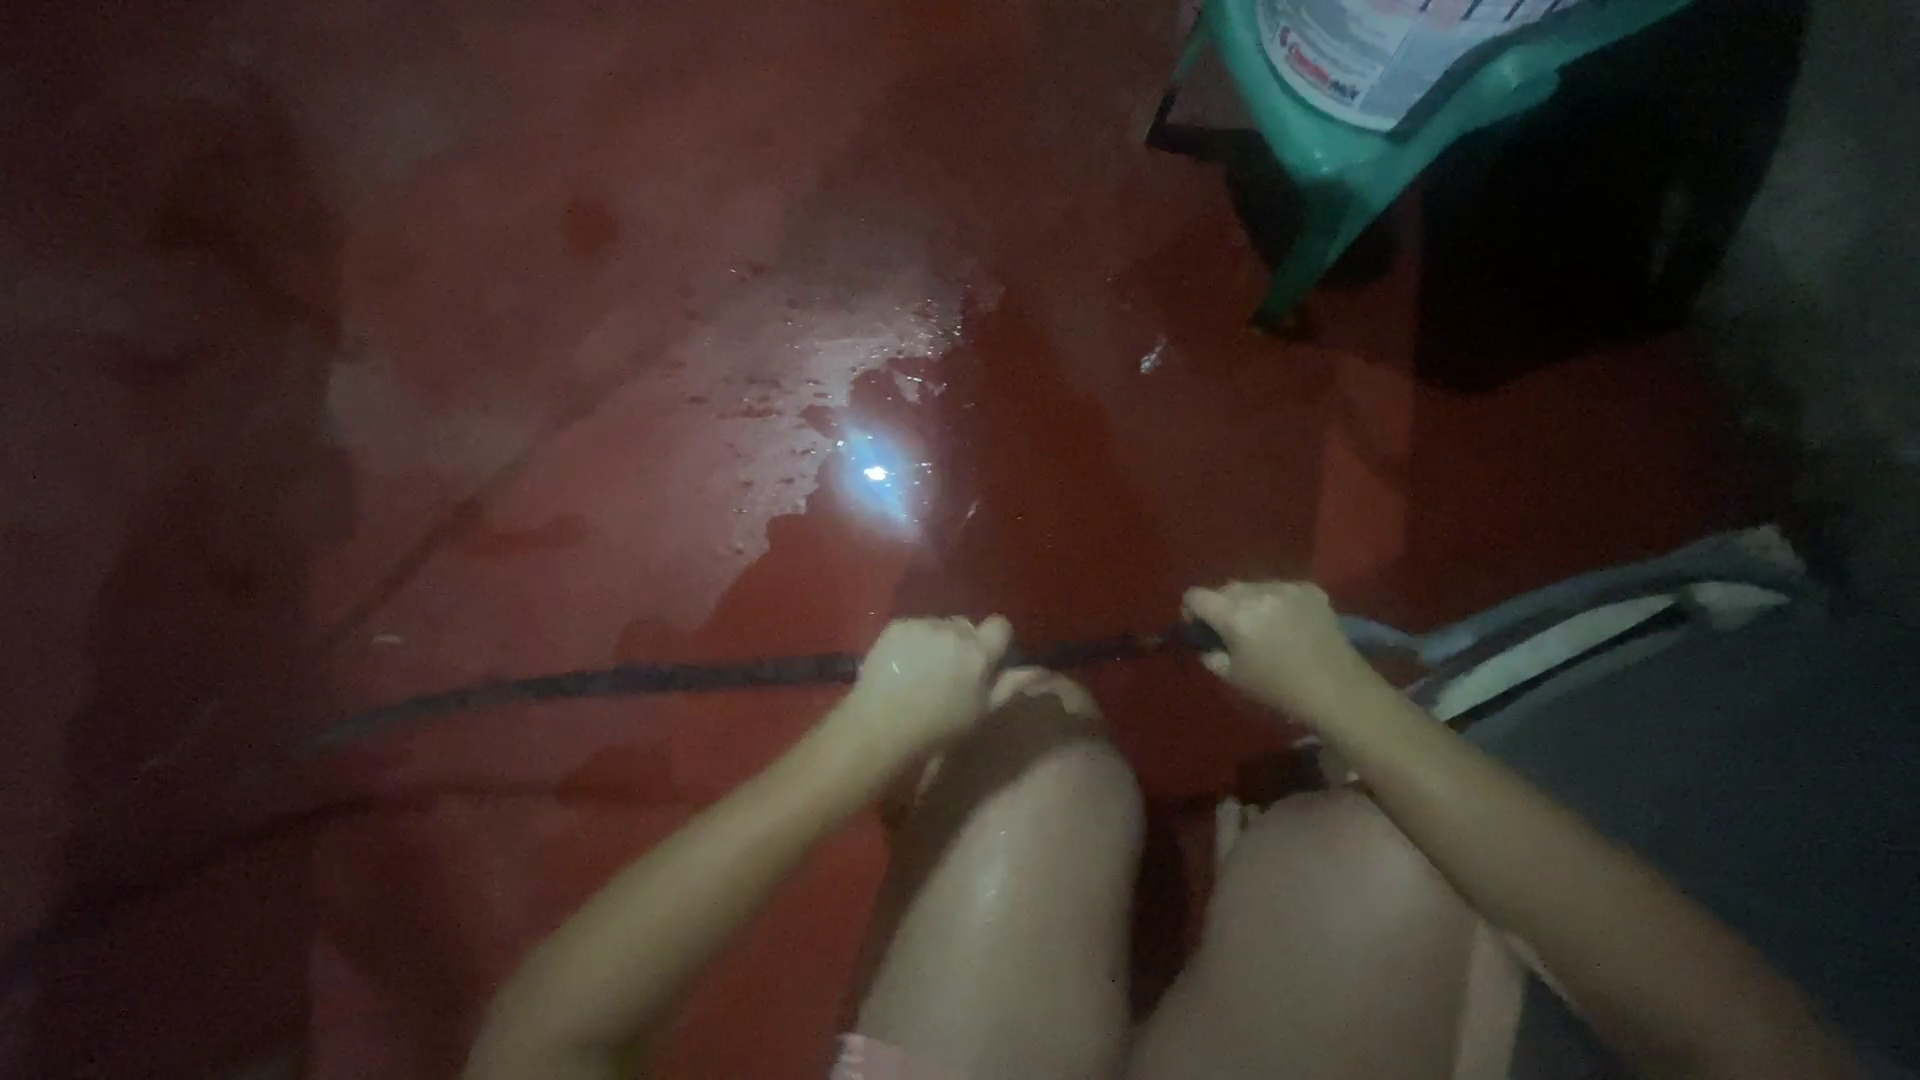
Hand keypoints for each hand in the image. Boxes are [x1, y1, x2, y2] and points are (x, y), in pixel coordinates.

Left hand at [836, 615, 1012, 757]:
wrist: (881, 726)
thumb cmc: (938, 727)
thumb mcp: (981, 712)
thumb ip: (1010, 685)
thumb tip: (1038, 669)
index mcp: (979, 653)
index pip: (1000, 625)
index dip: (995, 640)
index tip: (985, 659)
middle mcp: (954, 631)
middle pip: (967, 625)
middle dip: (964, 642)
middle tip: (950, 670)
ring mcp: (923, 625)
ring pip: (939, 625)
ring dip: (937, 640)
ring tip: (922, 669)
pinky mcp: (898, 625)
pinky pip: (914, 627)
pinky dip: (913, 640)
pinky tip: (903, 664)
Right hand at [1183, 581, 1385, 723]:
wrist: (1338, 691)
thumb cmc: (1280, 690)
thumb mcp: (1233, 678)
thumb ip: (1211, 655)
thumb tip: (1206, 643)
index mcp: (1235, 615)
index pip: (1195, 595)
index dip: (1191, 611)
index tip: (1200, 629)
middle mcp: (1260, 592)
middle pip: (1225, 588)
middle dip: (1221, 606)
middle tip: (1231, 632)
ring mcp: (1288, 587)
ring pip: (1254, 586)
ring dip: (1249, 601)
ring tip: (1263, 626)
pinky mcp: (1312, 590)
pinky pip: (1281, 588)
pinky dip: (1277, 601)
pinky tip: (1288, 623)